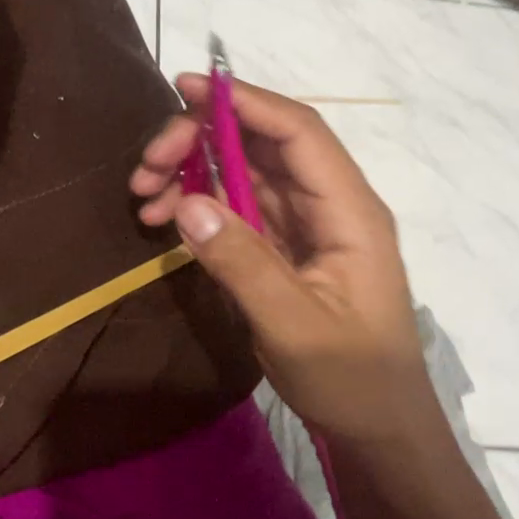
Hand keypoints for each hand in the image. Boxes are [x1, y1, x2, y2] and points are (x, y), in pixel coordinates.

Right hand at [131, 76, 438, 443]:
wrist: (376, 431)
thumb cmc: (351, 379)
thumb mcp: (295, 326)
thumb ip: (242, 263)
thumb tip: (186, 201)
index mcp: (349, 211)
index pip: (297, 132)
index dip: (243, 101)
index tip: (185, 88)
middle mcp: (325, 203)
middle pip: (258, 142)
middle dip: (198, 139)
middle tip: (146, 166)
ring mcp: (300, 221)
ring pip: (238, 167)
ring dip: (187, 169)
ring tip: (142, 194)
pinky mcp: (277, 242)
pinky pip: (230, 201)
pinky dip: (192, 201)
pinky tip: (160, 218)